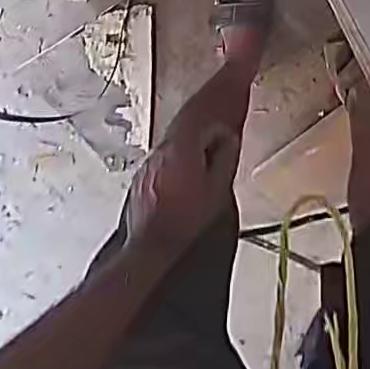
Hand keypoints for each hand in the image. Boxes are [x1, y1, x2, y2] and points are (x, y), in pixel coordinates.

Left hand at [123, 120, 239, 262]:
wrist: (153, 245)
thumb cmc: (184, 220)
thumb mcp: (217, 190)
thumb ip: (225, 159)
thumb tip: (229, 143)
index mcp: (181, 150)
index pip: (201, 123)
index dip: (218, 130)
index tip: (226, 138)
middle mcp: (161, 152)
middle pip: (185, 133)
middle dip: (203, 142)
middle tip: (216, 156)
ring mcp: (148, 165)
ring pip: (172, 149)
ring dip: (187, 156)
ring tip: (199, 177)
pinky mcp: (140, 178)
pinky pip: (160, 164)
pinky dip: (172, 169)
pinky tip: (180, 188)